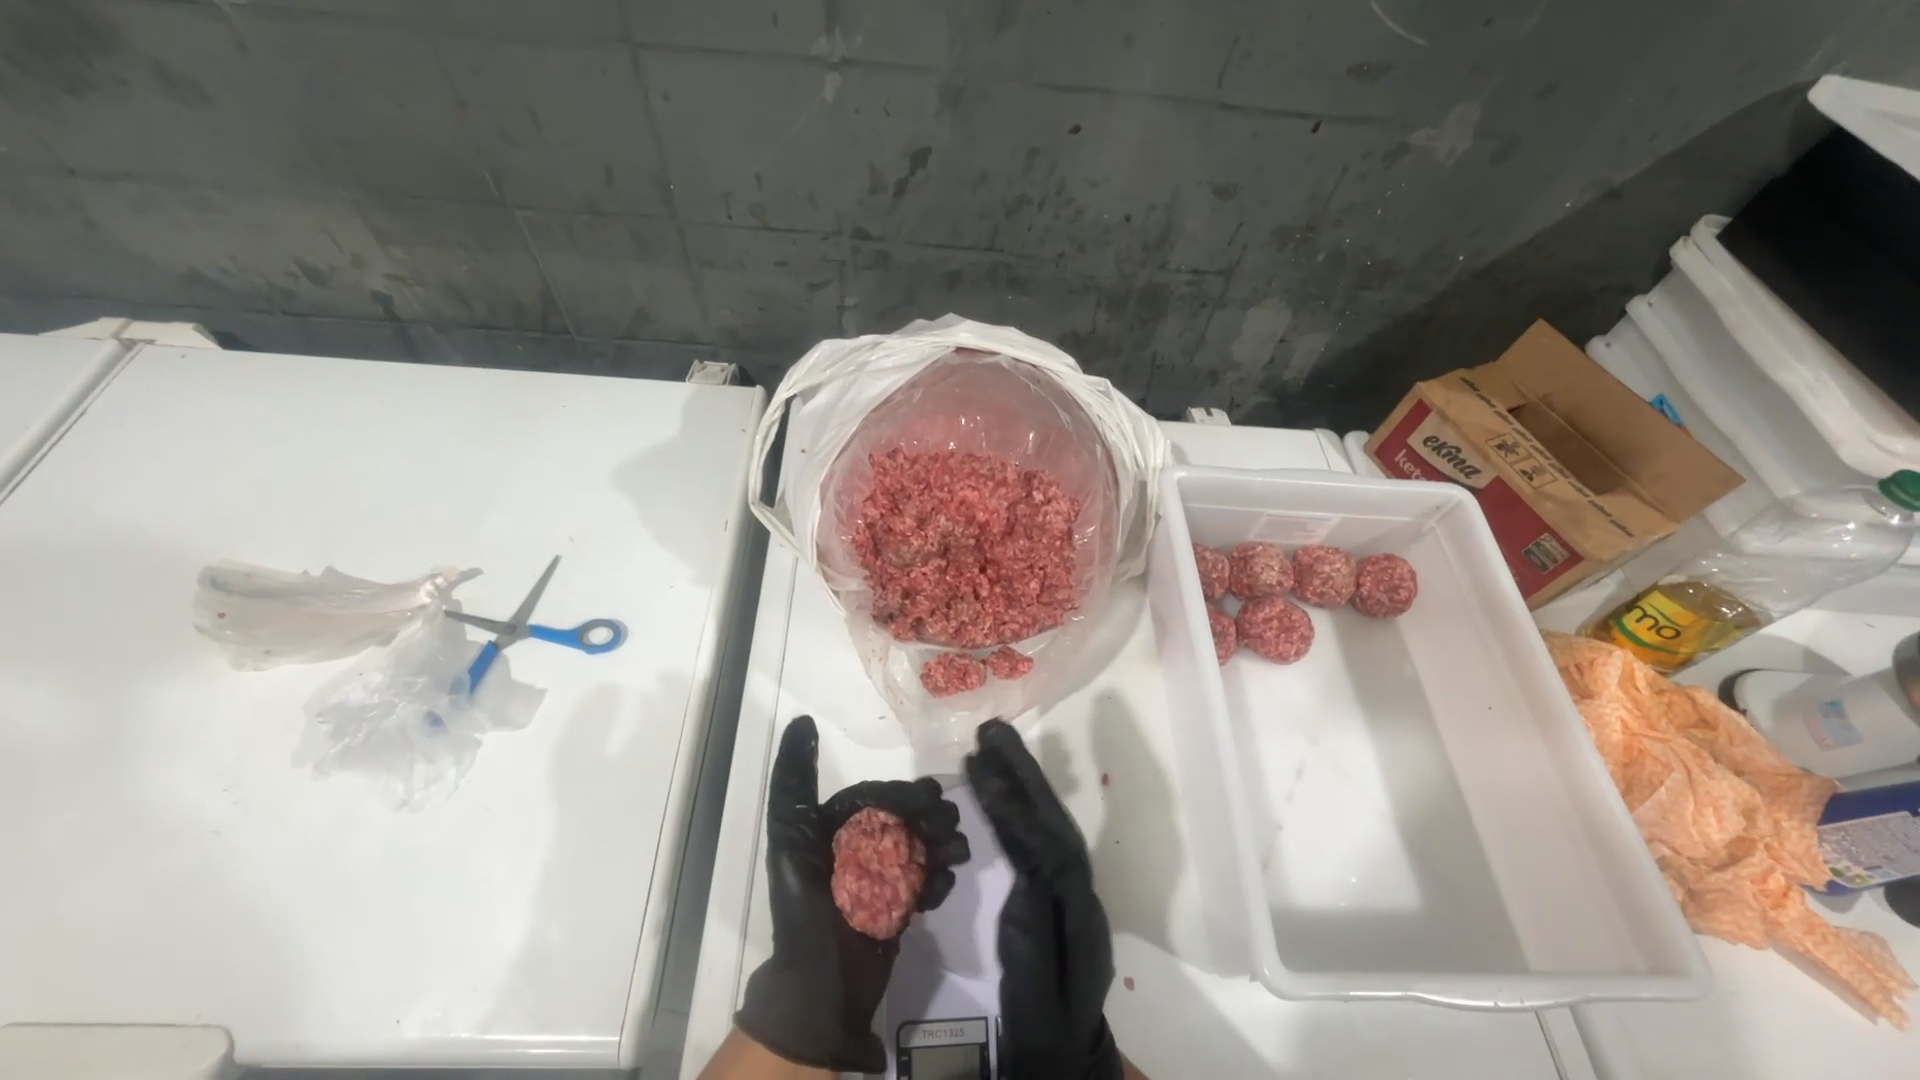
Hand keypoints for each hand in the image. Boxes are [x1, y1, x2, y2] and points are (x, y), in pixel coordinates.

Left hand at [735, 716, 970, 1073]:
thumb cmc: (807, 897)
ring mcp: (875, 880)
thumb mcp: (790, 828)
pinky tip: (943, 886)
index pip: (875, 796)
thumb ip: (794, 776)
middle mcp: (852, 849)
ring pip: (918, 849)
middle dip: (929, 819)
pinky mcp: (894, 910)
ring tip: (957, 853)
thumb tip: (802, 721)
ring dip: (941, 846)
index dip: (903, 794)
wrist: (822, 979)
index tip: (930, 796)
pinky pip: (922, 885)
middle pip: (902, 820)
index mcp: (829, 827)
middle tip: (951, 824)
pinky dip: (936, 882)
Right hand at [966, 719, 1122, 1079]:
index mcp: (1077, 918)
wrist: (1061, 1055)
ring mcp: (1067, 887)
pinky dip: (1013, 806)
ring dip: (1021, 779)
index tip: (985, 775)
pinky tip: (991, 784)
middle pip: (1053, 822)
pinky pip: (1033, 838)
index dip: (1018, 811)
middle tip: (991, 733)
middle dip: (1024, 775)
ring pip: (1047, 822)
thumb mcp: (1037, 1006)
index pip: (1050, 851)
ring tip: (990, 741)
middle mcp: (1078, 891)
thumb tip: (1025, 885)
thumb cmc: (1045, 1034)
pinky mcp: (1048, 888)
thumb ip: (1032, 949)